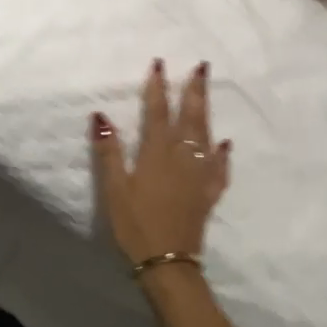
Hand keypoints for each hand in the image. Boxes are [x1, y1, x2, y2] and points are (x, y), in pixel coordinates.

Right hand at [90, 60, 230, 264]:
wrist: (168, 262)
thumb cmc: (135, 224)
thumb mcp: (114, 189)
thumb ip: (109, 152)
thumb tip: (100, 116)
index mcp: (157, 153)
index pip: (157, 112)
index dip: (158, 87)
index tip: (160, 64)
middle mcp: (182, 158)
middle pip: (190, 117)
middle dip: (194, 91)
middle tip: (201, 67)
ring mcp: (199, 175)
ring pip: (206, 136)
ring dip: (207, 111)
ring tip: (208, 92)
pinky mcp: (208, 194)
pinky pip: (219, 168)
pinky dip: (223, 154)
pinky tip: (226, 144)